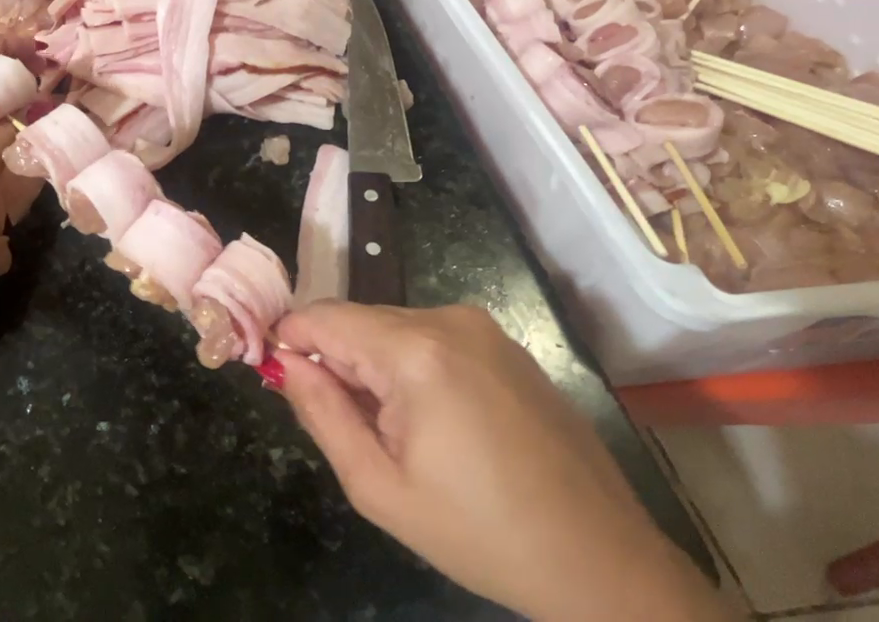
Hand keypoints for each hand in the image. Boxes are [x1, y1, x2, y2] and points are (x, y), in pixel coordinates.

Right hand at [275, 303, 733, 621]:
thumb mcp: (378, 486)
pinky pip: (432, 339)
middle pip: (358, 321)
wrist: (603, 561)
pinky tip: (437, 426)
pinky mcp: (506, 345)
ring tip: (398, 435)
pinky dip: (412, 368)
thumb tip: (282, 361)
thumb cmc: (481, 532)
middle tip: (346, 427)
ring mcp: (485, 329)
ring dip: (374, 368)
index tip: (276, 376)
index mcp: (416, 351)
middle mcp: (450, 320)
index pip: (322, 316)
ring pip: (392, 329)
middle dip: (336, 362)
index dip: (289, 340)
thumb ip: (320, 412)